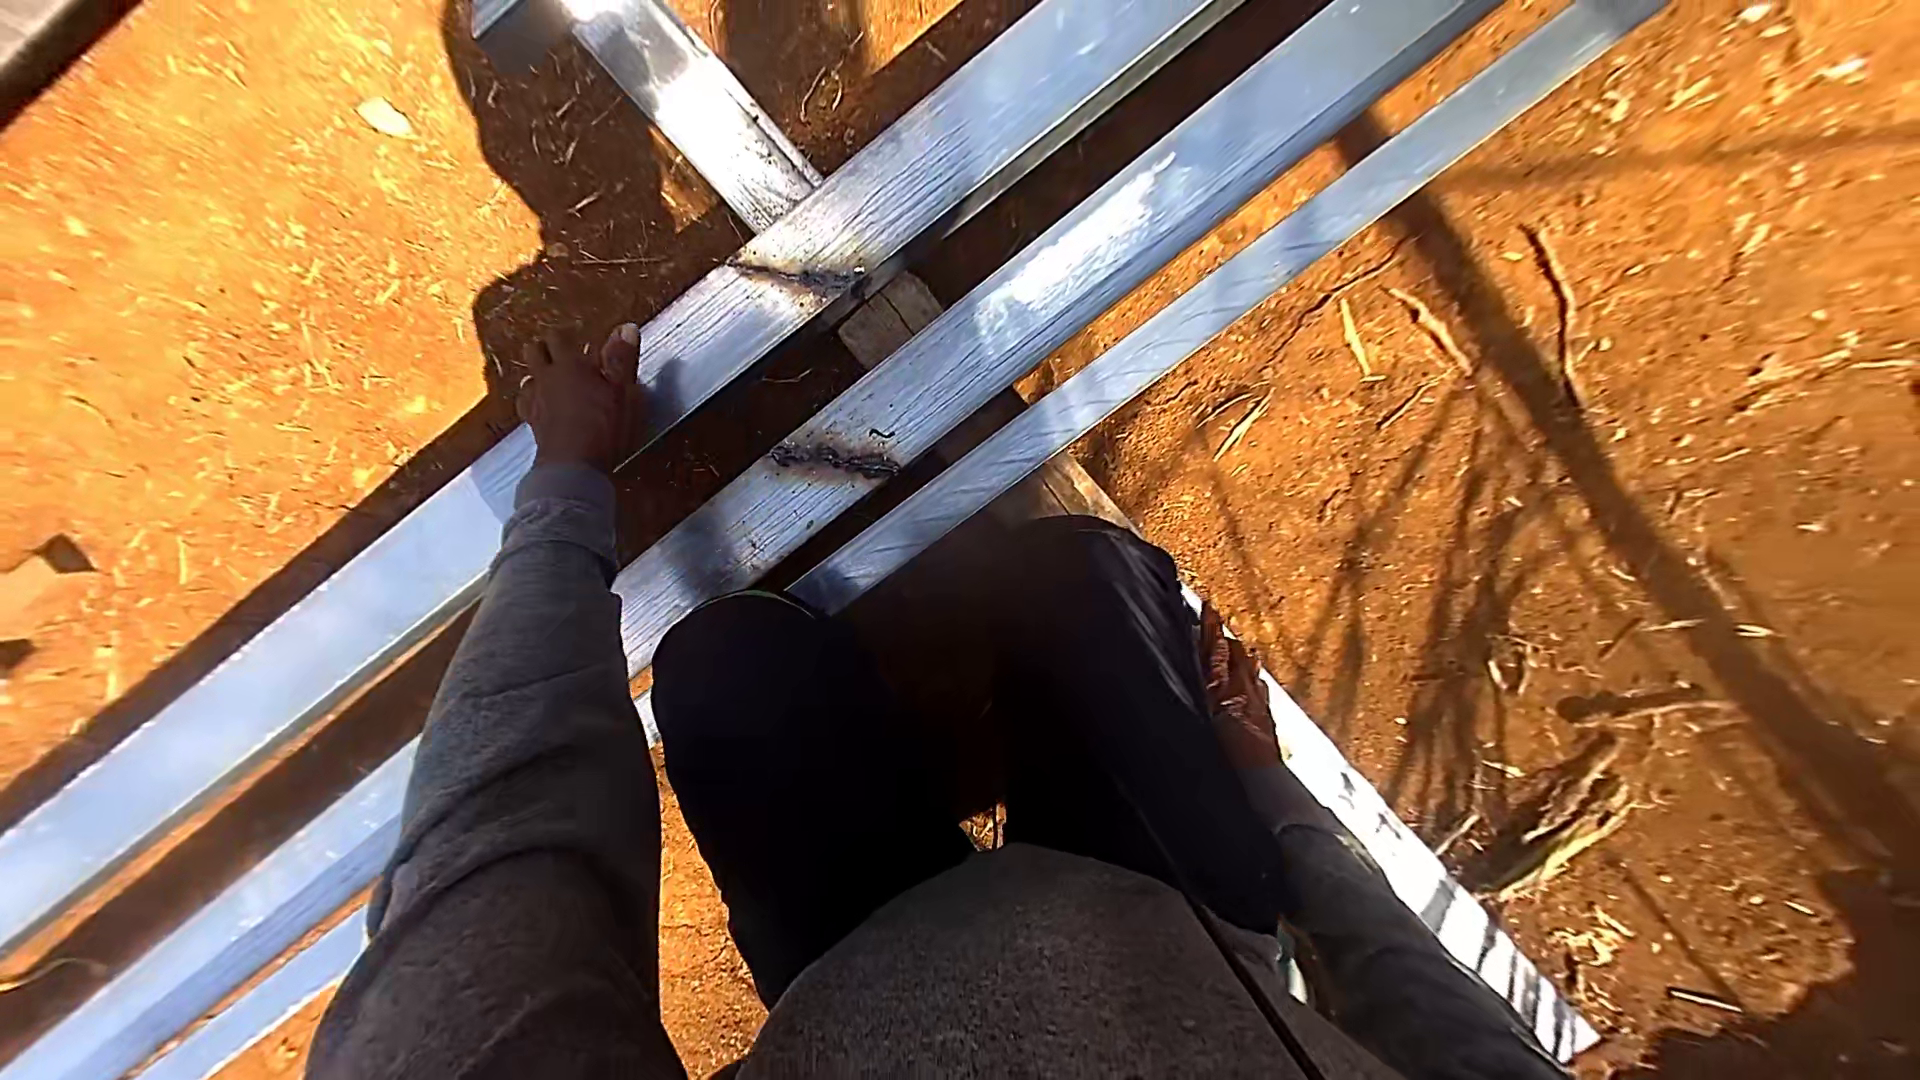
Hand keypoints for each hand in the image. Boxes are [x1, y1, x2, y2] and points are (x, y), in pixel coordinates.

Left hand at [515, 324, 642, 471]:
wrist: (574, 465)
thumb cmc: (605, 426)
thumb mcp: (623, 391)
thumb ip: (622, 359)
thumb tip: (627, 326)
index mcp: (570, 365)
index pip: (560, 338)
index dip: (568, 337)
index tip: (579, 341)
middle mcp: (547, 376)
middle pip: (536, 351)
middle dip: (547, 349)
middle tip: (564, 355)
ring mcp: (536, 399)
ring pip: (529, 375)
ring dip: (539, 372)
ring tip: (553, 378)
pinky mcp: (532, 422)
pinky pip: (526, 401)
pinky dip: (534, 398)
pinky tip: (541, 404)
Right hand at [1200, 600, 1281, 768]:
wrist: (1260, 783)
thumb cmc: (1227, 754)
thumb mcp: (1202, 718)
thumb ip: (1196, 689)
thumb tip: (1190, 664)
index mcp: (1224, 687)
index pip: (1215, 648)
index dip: (1210, 627)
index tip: (1207, 608)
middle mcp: (1244, 690)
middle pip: (1233, 654)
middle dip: (1223, 636)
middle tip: (1215, 621)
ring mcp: (1257, 703)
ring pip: (1248, 669)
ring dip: (1238, 654)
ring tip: (1232, 642)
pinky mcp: (1264, 718)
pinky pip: (1258, 687)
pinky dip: (1252, 676)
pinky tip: (1253, 676)